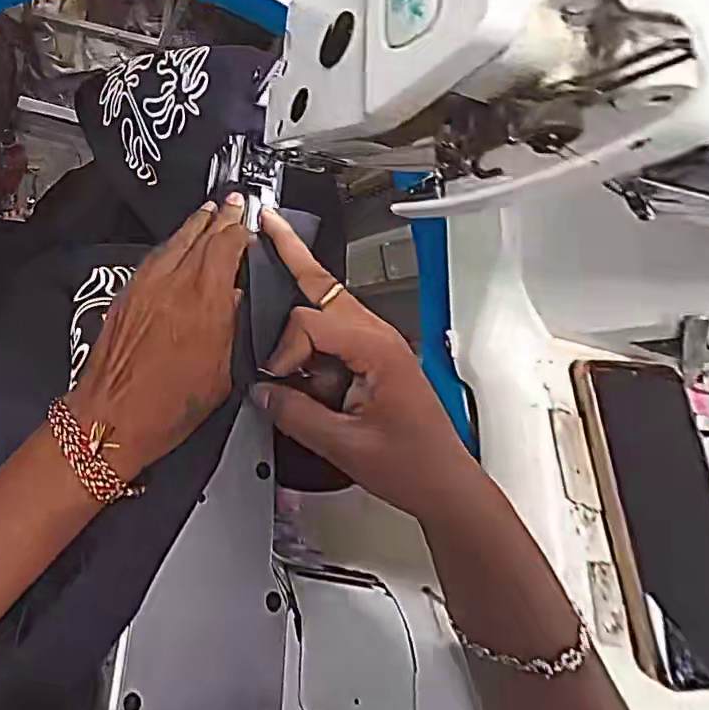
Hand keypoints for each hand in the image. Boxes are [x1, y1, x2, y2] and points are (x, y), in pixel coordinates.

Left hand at [67, 195, 251, 480]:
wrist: (111, 417)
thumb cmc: (166, 405)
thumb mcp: (222, 372)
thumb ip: (233, 326)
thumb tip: (238, 299)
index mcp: (203, 303)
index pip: (226, 247)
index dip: (239, 229)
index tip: (247, 220)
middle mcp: (173, 286)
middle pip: (201, 236)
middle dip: (220, 216)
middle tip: (231, 202)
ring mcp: (147, 286)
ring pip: (175, 240)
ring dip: (194, 223)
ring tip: (207, 212)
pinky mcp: (127, 293)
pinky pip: (154, 256)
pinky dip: (171, 243)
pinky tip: (177, 243)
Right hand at [252, 208, 483, 521]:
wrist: (445, 483)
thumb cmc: (414, 464)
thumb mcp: (344, 445)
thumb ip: (294, 414)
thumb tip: (262, 392)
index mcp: (376, 348)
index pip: (310, 322)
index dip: (284, 350)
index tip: (276, 381)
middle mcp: (377, 336)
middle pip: (323, 284)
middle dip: (292, 253)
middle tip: (268, 225)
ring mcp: (376, 345)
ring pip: (326, 307)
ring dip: (298, 313)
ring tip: (276, 284)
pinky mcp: (371, 358)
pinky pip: (332, 336)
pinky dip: (309, 346)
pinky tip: (300, 372)